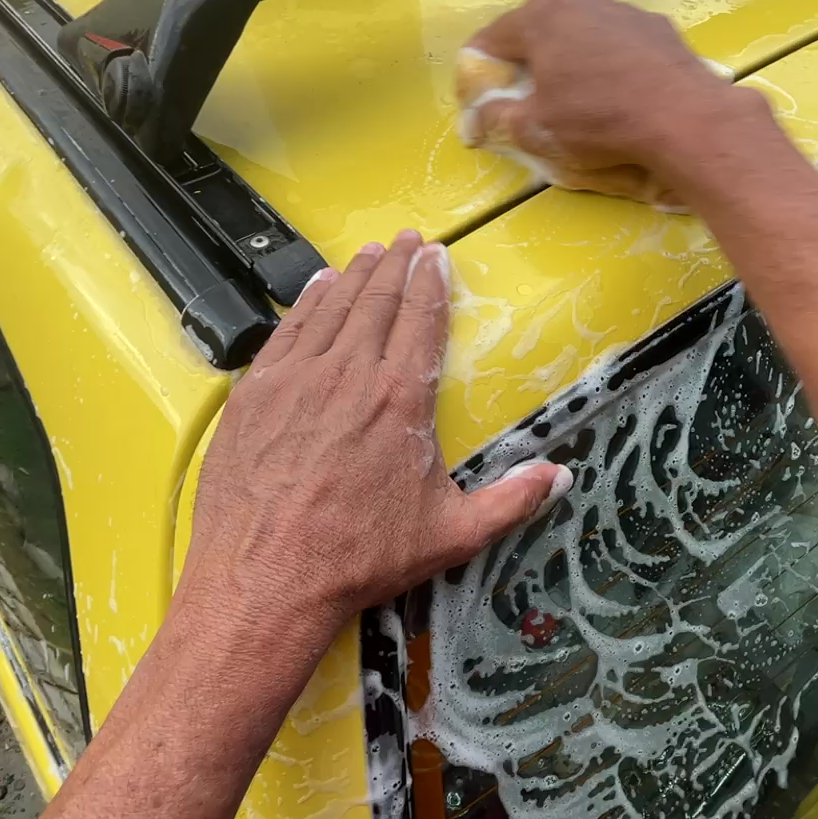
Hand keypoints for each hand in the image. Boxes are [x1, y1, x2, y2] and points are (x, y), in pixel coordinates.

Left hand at [180, 231, 572, 639]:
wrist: (263, 580)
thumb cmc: (359, 558)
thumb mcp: (451, 535)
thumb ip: (512, 500)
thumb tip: (562, 477)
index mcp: (401, 399)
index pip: (423, 320)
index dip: (432, 281)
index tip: (437, 255)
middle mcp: (350, 374)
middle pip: (379, 302)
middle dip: (397, 264)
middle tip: (407, 239)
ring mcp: (297, 378)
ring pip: (332, 307)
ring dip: (356, 275)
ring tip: (370, 252)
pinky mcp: (255, 392)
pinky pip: (287, 330)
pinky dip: (307, 301)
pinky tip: (318, 286)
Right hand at [463, 0, 776, 197]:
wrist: (680, 117)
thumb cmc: (596, 120)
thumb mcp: (535, 129)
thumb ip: (497, 119)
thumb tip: (475, 121)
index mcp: (540, 17)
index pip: (492, 39)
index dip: (480, 73)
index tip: (480, 101)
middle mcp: (579, 0)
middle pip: (538, 31)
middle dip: (527, 63)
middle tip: (526, 100)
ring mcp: (621, 9)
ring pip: (580, 34)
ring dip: (569, 61)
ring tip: (574, 99)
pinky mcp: (655, 27)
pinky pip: (616, 45)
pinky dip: (607, 65)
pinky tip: (616, 96)